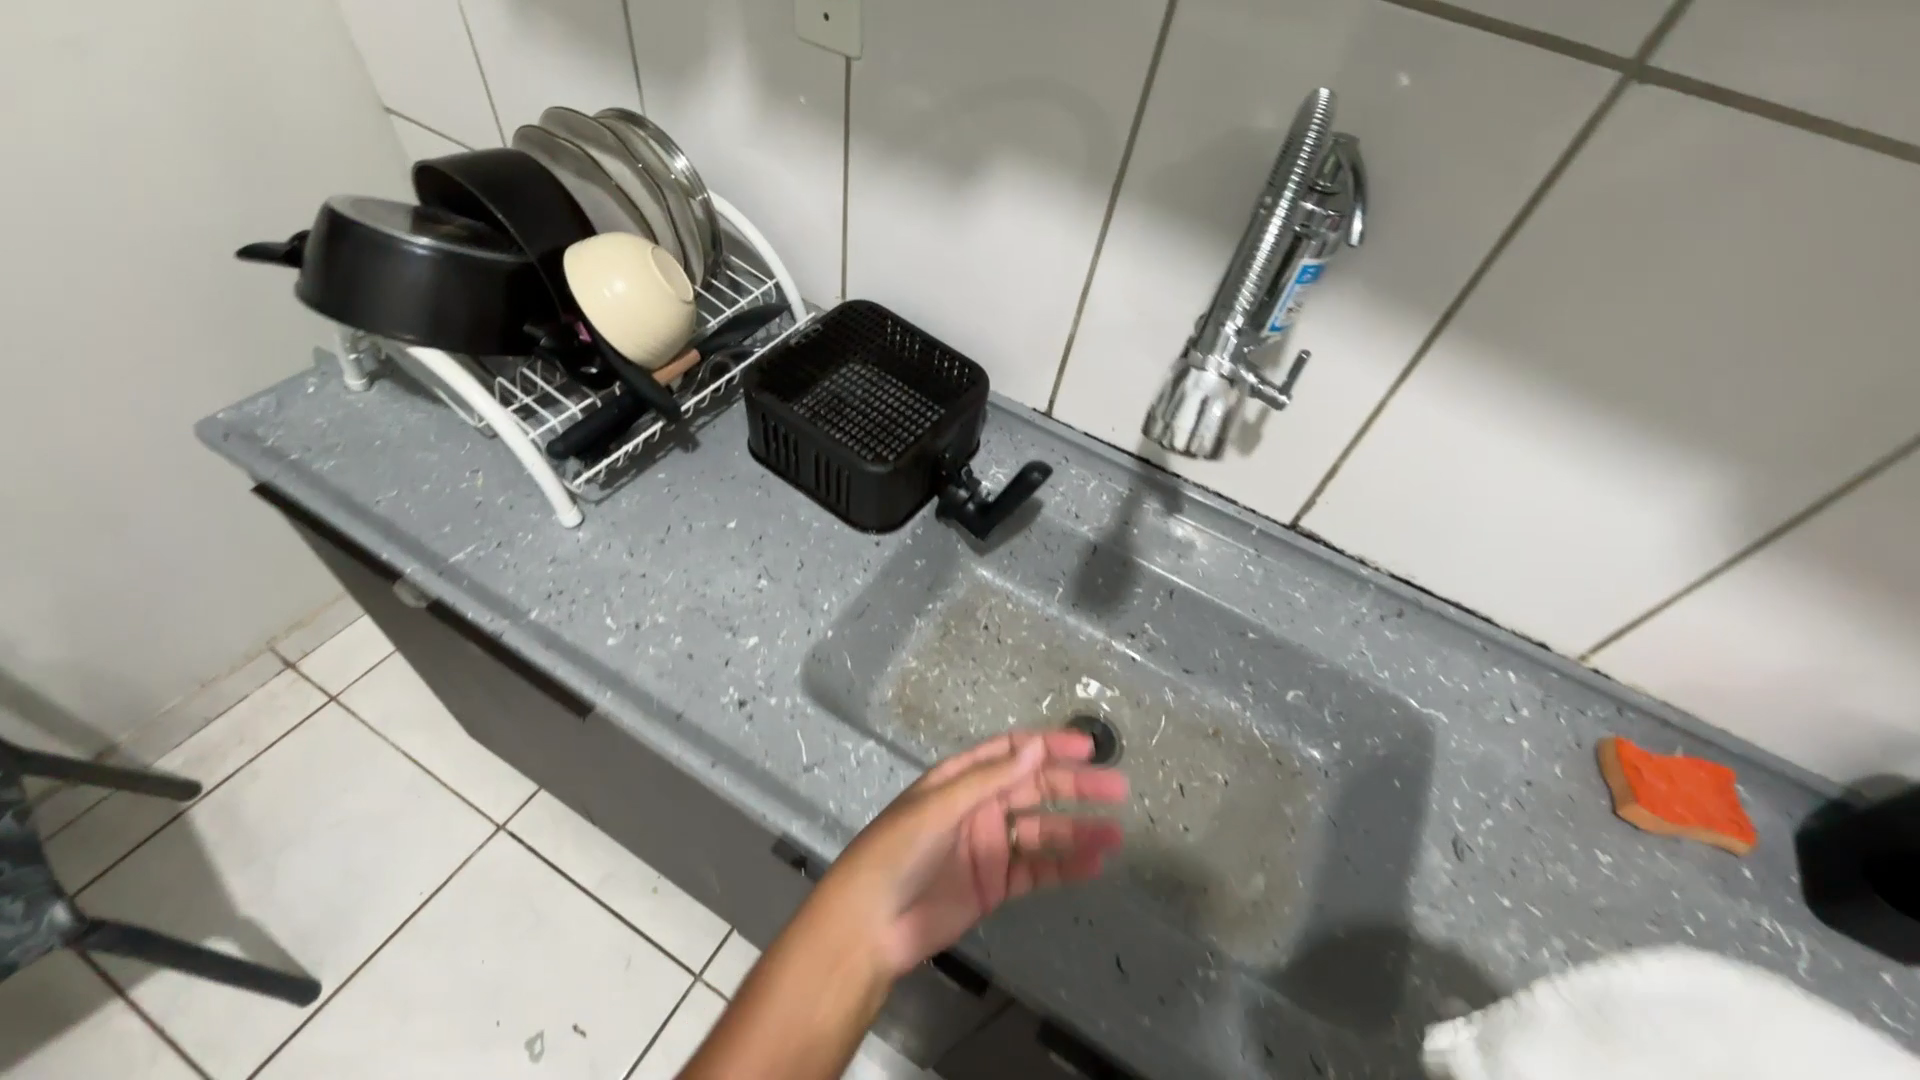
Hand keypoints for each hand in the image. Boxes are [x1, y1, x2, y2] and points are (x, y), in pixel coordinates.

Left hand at [812, 731, 1129, 977]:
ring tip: (1114, 834)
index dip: (1047, 747)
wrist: (870, 925)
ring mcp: (989, 846)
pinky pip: (1037, 869)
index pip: (1010, 753)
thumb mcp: (939, 808)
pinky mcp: (995, 884)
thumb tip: (1036, 748)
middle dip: (1074, 787)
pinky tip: (1094, 864)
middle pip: (1033, 789)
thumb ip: (990, 780)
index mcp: (958, 780)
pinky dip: (1066, 866)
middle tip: (1116, 787)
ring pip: (1042, 831)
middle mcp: (978, 807)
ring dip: (1077, 831)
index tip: (1086, 748)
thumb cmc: (896, 853)